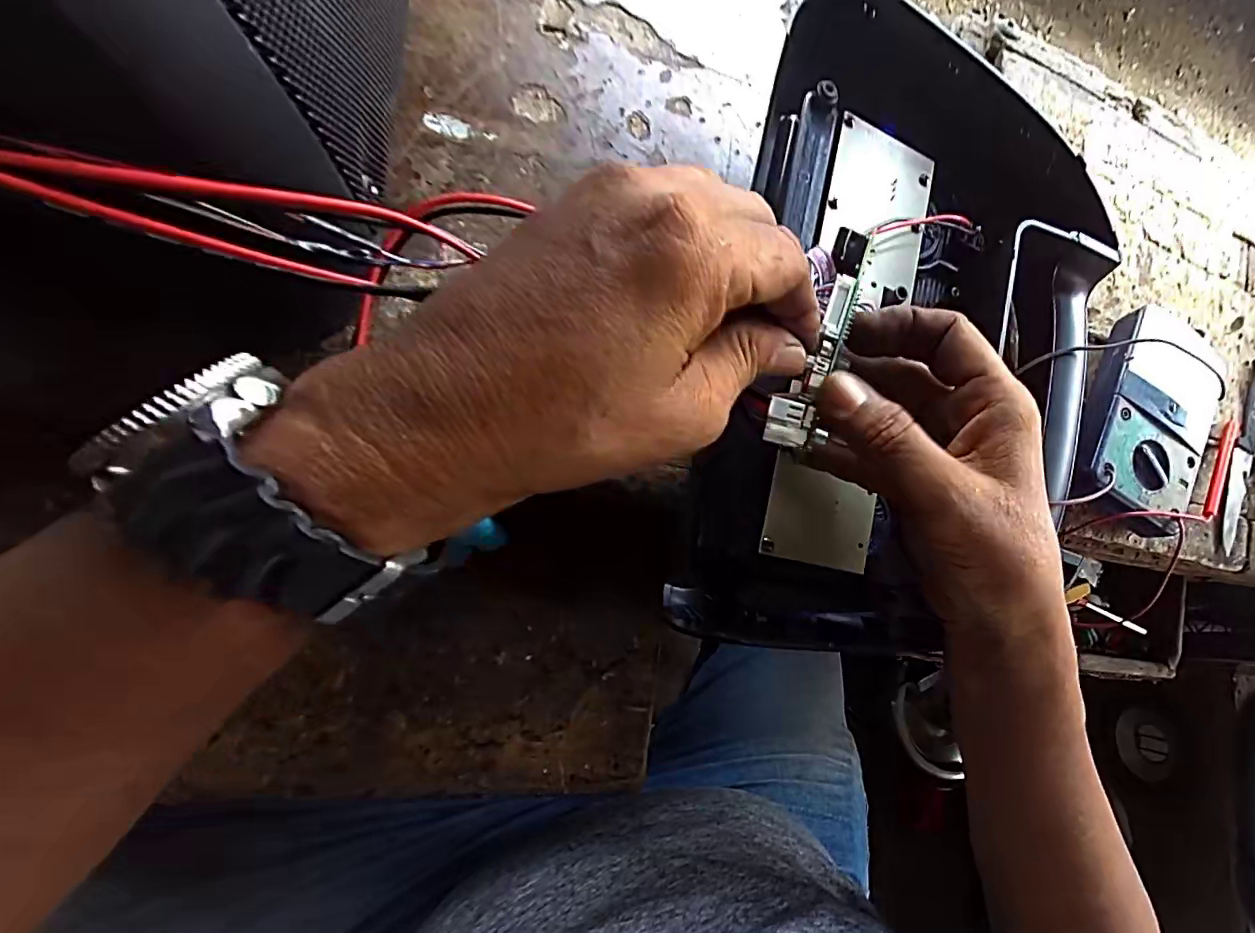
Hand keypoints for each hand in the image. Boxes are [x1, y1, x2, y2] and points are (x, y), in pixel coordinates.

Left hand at [244, 163, 817, 553]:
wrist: (449, 410)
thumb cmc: (567, 420)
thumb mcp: (690, 409)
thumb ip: (750, 362)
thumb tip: (785, 346)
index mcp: (691, 250)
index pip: (786, 257)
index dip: (804, 305)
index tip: (799, 343)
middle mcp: (652, 199)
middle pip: (753, 220)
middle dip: (772, 276)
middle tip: (768, 335)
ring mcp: (608, 191)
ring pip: (709, 205)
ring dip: (732, 257)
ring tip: (725, 319)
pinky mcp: (576, 203)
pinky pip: (661, 206)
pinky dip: (688, 244)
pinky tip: (679, 298)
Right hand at [810, 307, 1065, 633]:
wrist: (1000, 622)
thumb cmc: (1005, 562)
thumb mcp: (946, 492)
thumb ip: (890, 439)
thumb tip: (843, 389)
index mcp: (996, 407)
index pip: (949, 337)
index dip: (900, 325)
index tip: (851, 328)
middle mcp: (968, 423)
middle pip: (906, 373)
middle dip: (860, 371)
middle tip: (813, 371)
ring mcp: (939, 455)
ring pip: (885, 415)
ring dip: (846, 411)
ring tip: (804, 406)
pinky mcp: (917, 485)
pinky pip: (874, 453)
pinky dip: (845, 448)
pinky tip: (814, 445)